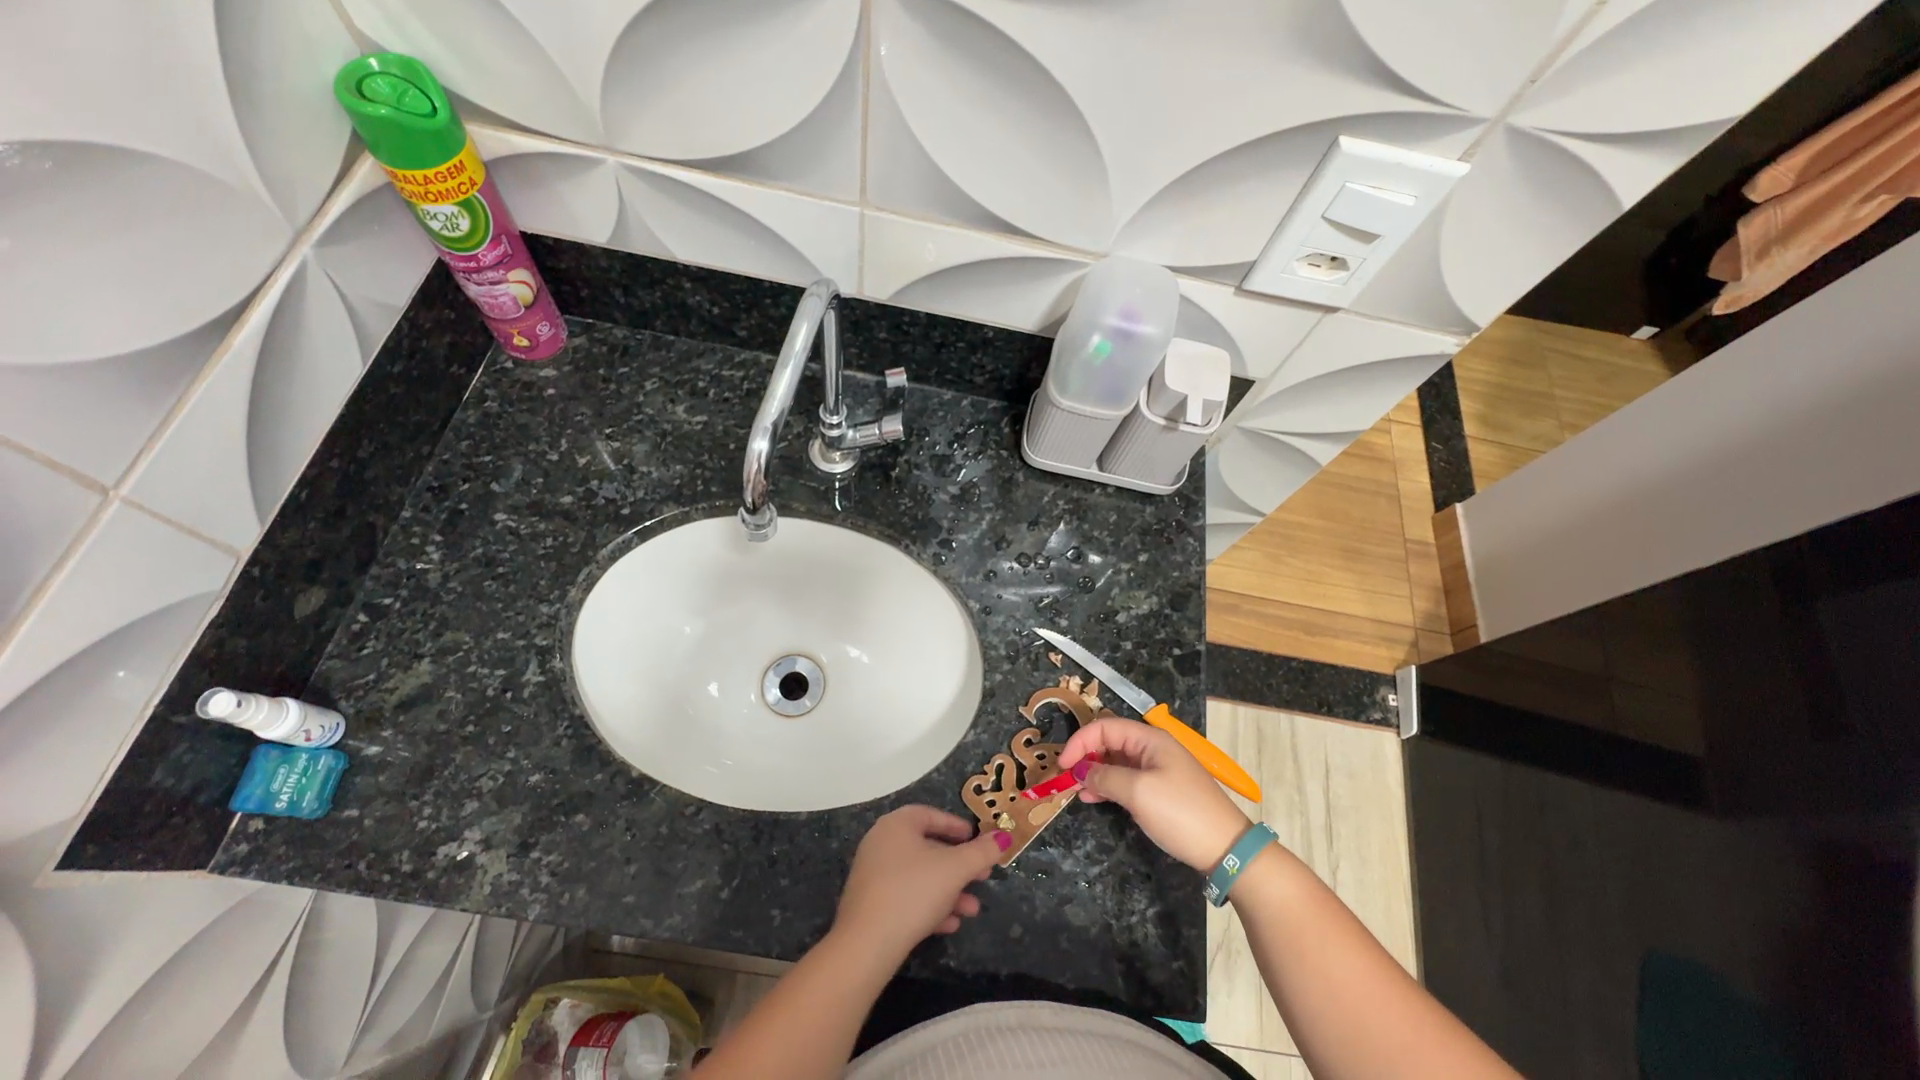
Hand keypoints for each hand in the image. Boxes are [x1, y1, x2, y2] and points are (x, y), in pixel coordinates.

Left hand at [833, 805, 1008, 960]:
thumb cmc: (914, 891)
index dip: (956, 826)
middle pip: (927, 848)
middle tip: (983, 877)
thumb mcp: (956, 869)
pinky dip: (930, 906)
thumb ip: (982, 852)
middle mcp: (881, 844)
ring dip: (949, 891)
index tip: (977, 840)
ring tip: (972, 910)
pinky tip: (950, 925)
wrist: (868, 942)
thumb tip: (1004, 837)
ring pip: (920, 877)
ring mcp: (874, 875)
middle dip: (959, 866)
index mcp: (896, 825)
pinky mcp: (871, 904)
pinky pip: (906, 897)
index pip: (929, 815)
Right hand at [1059, 718, 1252, 872]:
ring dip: (1094, 772)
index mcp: (1150, 740)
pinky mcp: (1160, 790)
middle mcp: (1153, 749)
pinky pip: (1126, 779)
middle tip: (1067, 779)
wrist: (1225, 848)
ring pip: (1116, 762)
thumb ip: (1105, 776)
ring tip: (1077, 791)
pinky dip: (1108, 785)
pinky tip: (1094, 798)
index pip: (1105, 727)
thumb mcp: (1138, 792)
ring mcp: (1158, 770)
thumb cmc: (1180, 813)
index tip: (1062, 765)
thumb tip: (1081, 770)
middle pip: (1110, 741)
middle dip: (1086, 756)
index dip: (1080, 742)